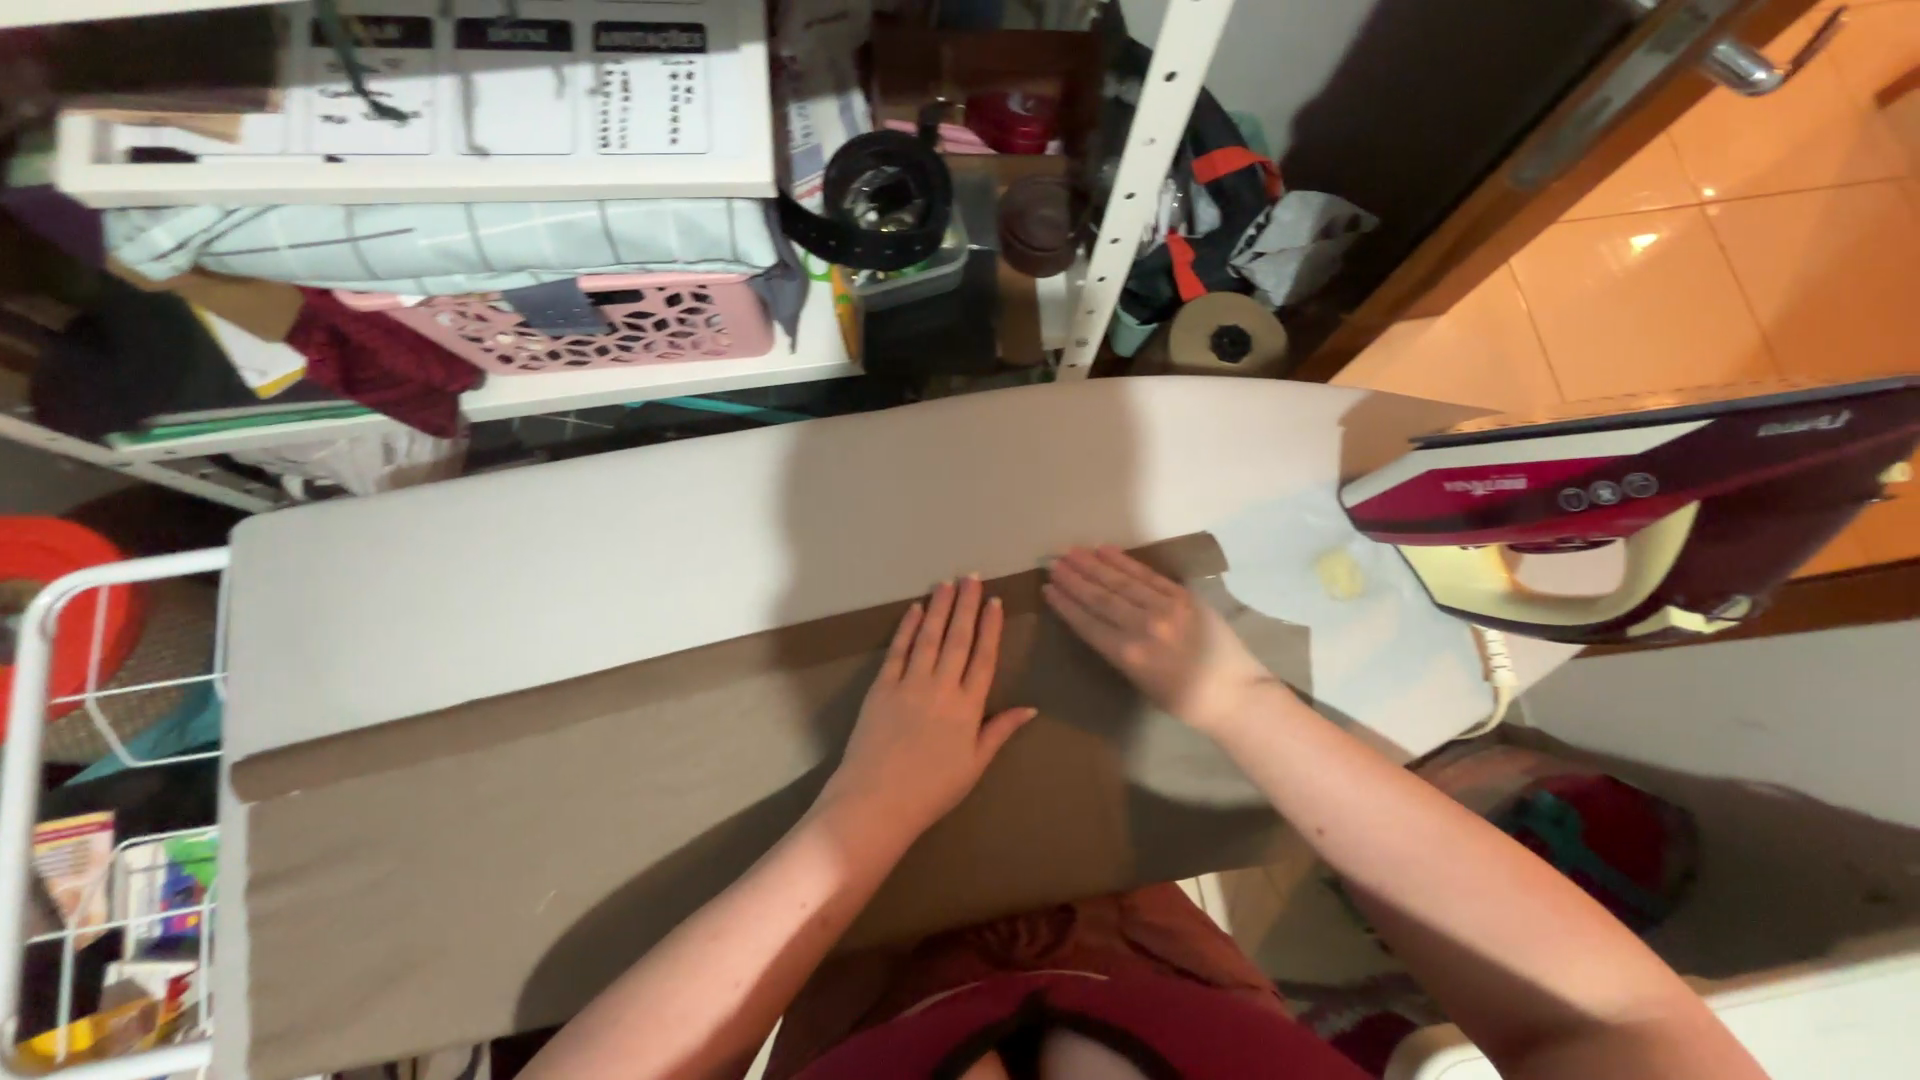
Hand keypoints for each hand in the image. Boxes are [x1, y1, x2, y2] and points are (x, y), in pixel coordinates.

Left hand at [820, 576, 1037, 840]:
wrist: (877, 800)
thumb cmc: (932, 790)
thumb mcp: (974, 765)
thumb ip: (999, 731)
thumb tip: (1030, 708)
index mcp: (968, 707)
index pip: (983, 657)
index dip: (990, 628)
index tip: (995, 601)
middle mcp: (941, 687)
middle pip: (958, 638)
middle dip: (967, 605)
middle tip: (972, 577)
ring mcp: (909, 683)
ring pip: (929, 637)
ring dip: (940, 608)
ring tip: (948, 583)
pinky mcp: (881, 687)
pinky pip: (898, 650)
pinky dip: (908, 628)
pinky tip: (915, 610)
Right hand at [1043, 546, 1286, 735]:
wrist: (1234, 693)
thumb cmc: (1183, 699)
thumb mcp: (1140, 682)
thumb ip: (1119, 651)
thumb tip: (1097, 622)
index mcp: (1128, 655)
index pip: (1087, 623)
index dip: (1065, 604)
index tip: (1048, 588)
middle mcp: (1143, 627)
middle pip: (1100, 597)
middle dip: (1073, 579)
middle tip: (1052, 563)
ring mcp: (1165, 608)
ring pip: (1120, 581)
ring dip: (1092, 565)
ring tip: (1071, 552)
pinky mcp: (1184, 596)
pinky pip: (1147, 575)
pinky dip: (1124, 562)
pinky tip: (1105, 551)